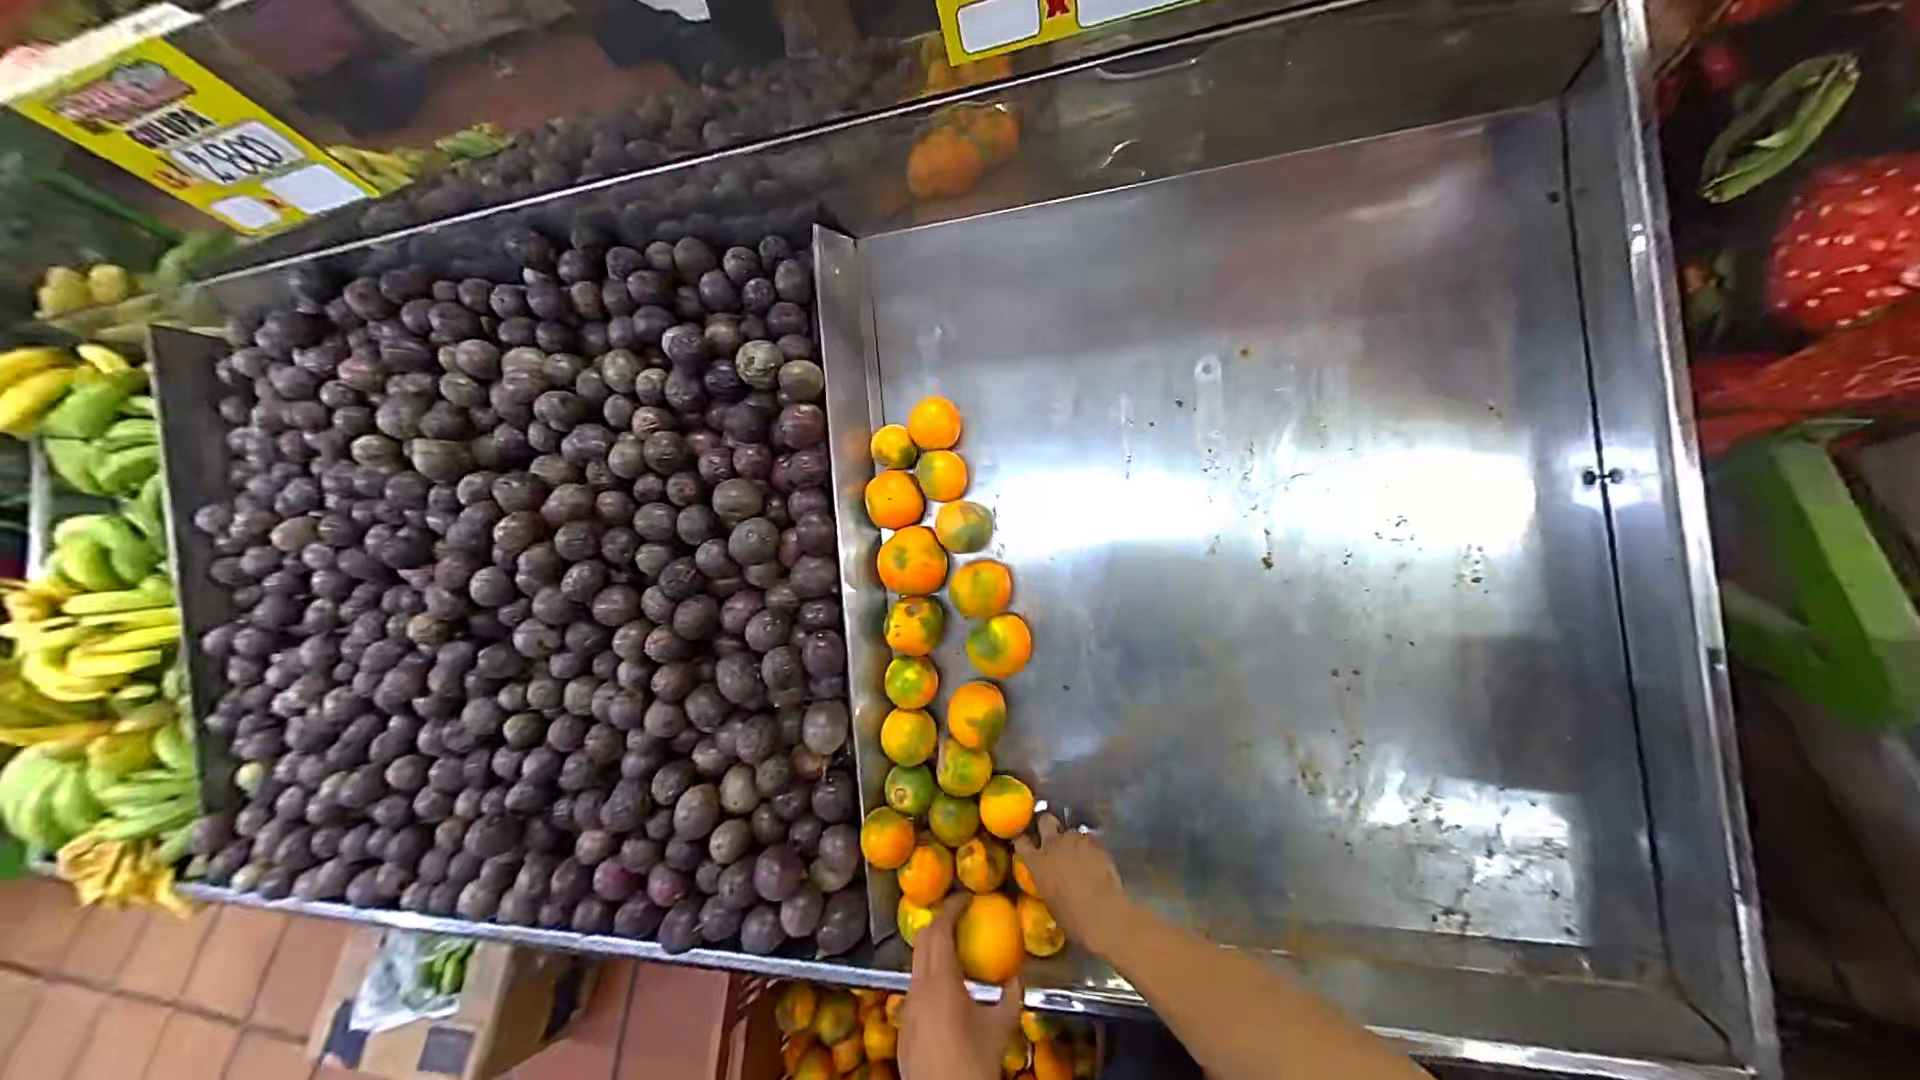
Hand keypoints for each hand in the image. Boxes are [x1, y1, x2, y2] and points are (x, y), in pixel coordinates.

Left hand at [901, 894, 1022, 1079]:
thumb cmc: (973, 1065)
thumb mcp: (1001, 1030)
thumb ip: (1010, 997)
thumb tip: (1017, 976)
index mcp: (939, 981)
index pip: (939, 929)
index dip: (951, 908)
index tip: (966, 898)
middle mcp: (917, 988)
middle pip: (922, 941)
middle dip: (940, 923)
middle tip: (962, 918)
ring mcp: (907, 1009)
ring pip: (916, 965)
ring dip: (934, 951)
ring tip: (957, 953)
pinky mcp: (904, 1029)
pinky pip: (915, 990)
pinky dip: (930, 978)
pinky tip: (948, 994)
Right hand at [1013, 814, 1129, 952]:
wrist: (1104, 915)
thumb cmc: (1074, 920)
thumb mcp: (1051, 902)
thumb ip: (1048, 883)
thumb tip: (1052, 882)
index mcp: (1037, 863)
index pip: (1021, 842)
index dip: (1023, 840)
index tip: (1025, 840)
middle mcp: (1052, 845)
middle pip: (1045, 821)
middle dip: (1048, 824)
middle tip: (1054, 835)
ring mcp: (1075, 840)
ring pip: (1071, 831)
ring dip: (1073, 841)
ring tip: (1081, 854)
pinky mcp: (1095, 841)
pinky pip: (1089, 839)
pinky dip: (1091, 847)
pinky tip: (1097, 860)